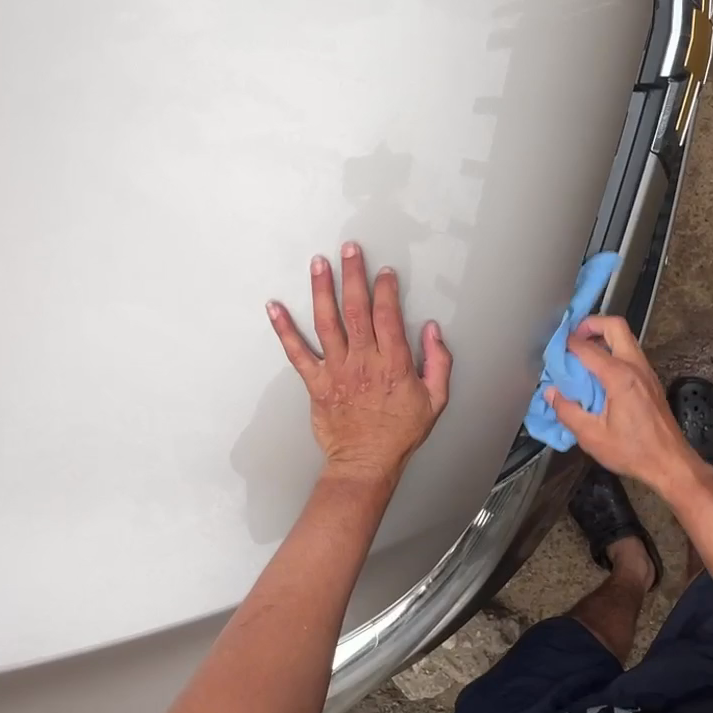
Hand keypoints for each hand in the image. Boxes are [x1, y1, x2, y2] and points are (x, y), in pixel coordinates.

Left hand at [267, 242, 452, 484]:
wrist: (366, 463)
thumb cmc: (400, 433)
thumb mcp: (435, 400)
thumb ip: (438, 362)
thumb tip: (432, 330)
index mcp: (393, 364)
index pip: (388, 315)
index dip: (386, 289)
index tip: (384, 271)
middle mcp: (363, 361)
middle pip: (356, 309)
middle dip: (353, 275)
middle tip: (349, 249)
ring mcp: (337, 370)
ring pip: (327, 322)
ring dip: (322, 290)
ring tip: (318, 263)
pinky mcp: (316, 383)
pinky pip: (297, 352)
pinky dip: (283, 329)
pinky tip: (274, 307)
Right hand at [544, 316, 711, 496]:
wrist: (670, 463)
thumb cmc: (634, 451)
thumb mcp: (592, 436)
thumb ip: (568, 411)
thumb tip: (552, 394)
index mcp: (620, 377)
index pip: (588, 348)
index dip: (567, 344)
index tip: (553, 349)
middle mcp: (636, 367)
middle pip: (615, 326)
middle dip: (591, 324)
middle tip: (573, 337)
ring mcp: (647, 372)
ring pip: (625, 337)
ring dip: (603, 337)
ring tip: (583, 351)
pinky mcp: (651, 381)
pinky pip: (631, 353)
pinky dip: (613, 350)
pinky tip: (599, 371)